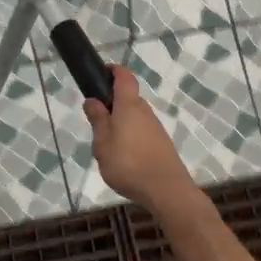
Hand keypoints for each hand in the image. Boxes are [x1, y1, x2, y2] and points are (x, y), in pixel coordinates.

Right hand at [82, 65, 199, 215]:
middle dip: (112, 105)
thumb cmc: (129, 164)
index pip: (124, 76)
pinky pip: (142, 132)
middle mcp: (145, 111)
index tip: (100, 74)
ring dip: (121, 124)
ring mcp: (156, 128)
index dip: (113, 70)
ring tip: (107, 148)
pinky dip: (131, 137)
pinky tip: (124, 159)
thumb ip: (98, 120)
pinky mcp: (162, 144)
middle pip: (128, 98)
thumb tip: (92, 99)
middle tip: (96, 124)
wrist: (167, 190)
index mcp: (129, 105)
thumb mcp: (103, 143)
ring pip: (135, 117)